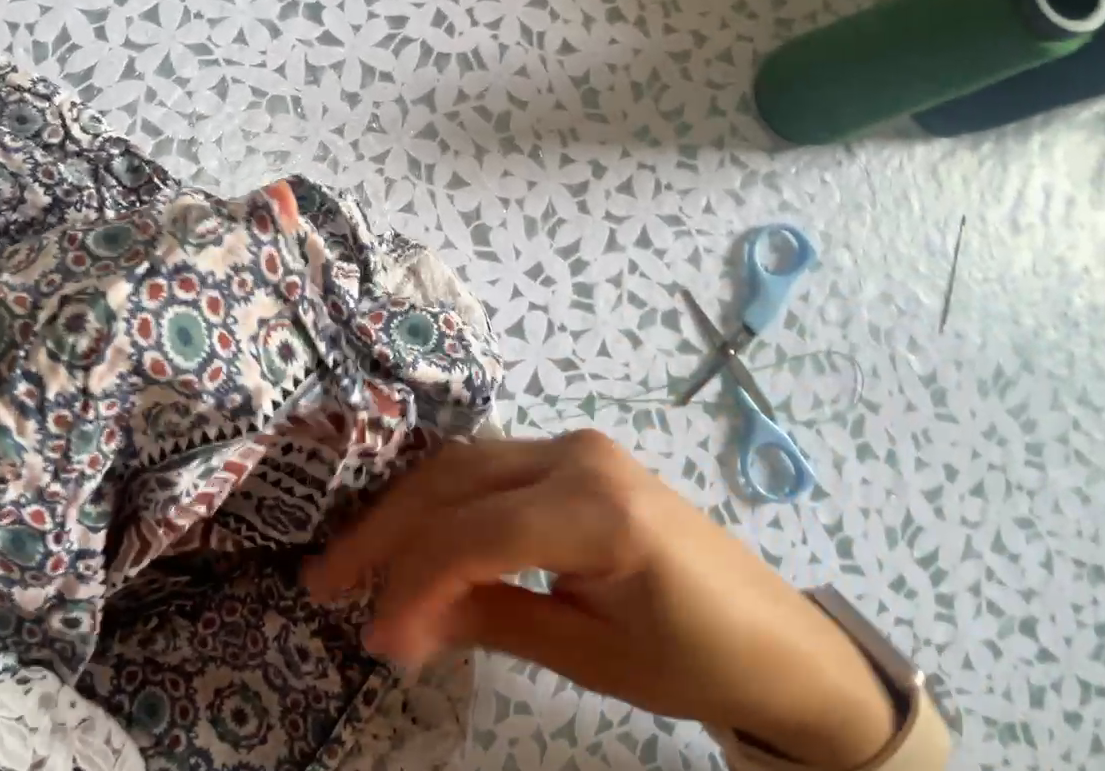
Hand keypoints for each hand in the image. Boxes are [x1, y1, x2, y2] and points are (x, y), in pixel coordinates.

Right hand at [305, 431, 896, 770]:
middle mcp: (578, 456)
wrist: (777, 639)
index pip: (473, 535)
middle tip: (327, 582)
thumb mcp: (587, 654)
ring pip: (459, 467)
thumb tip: (393, 628)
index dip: (410, 584)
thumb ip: (486, 622)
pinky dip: (441, 507)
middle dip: (384, 535)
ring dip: (404, 515)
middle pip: (452, 484)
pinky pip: (485, 471)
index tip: (374, 637)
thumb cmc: (695, 658)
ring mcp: (573, 447)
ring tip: (355, 562)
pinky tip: (412, 539)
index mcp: (598, 509)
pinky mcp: (570, 456)